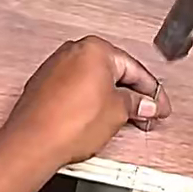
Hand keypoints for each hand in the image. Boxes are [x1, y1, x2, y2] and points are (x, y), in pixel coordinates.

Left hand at [0, 36, 167, 167]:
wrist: (33, 142)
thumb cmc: (70, 123)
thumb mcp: (117, 112)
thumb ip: (135, 104)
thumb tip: (144, 104)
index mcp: (95, 49)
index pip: (133, 68)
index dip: (151, 90)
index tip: (159, 105)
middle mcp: (73, 51)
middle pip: (112, 71)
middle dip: (131, 94)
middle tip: (146, 113)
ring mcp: (56, 66)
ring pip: (92, 79)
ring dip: (110, 97)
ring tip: (124, 119)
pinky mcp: (44, 83)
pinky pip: (75, 87)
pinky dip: (89, 99)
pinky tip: (96, 117)